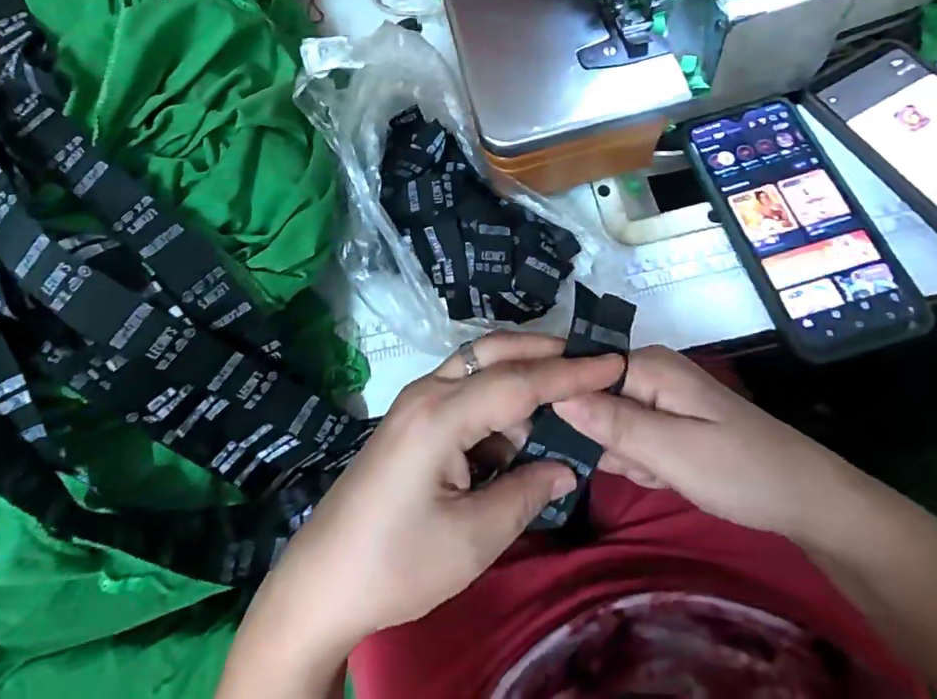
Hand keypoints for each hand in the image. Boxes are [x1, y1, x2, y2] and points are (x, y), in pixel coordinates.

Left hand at [219, 334, 624, 696]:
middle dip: (543, 353)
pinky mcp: (409, 423)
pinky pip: (462, 395)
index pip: (519, 382)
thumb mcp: (474, 538)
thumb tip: (565, 466)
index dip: (571, 373)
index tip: (615, 361)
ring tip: (564, 406)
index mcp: (440, 414)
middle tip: (591, 361)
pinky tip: (517, 435)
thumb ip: (527, 493)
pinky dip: (495, 405)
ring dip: (519, 382)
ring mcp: (413, 406)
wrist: (321, 584)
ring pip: (477, 371)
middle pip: (494, 354)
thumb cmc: (398, 564)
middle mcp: (426, 393)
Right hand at [552, 347, 862, 543]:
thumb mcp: (673, 452)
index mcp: (649, 365)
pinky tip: (668, 476)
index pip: (579, 371)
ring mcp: (660, 396)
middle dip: (607, 440)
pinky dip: (643, 461)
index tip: (578, 442)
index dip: (568, 405)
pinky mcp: (668, 420)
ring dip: (627, 456)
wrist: (808, 502)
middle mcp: (650, 371)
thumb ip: (613, 423)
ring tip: (661, 473)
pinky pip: (632, 438)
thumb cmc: (742, 472)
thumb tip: (556, 394)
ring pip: (610, 424)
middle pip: (592, 399)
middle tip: (642, 465)